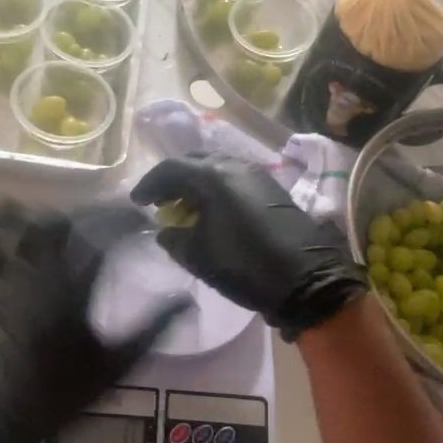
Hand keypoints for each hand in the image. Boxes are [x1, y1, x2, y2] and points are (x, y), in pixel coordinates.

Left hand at [0, 199, 189, 442]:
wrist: (8, 411)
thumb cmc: (65, 391)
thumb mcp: (119, 363)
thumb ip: (155, 328)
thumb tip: (189, 300)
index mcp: (73, 294)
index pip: (102, 241)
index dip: (127, 224)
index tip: (146, 222)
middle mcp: (39, 278)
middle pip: (65, 224)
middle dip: (96, 214)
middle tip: (120, 220)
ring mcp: (11, 279)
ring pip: (29, 227)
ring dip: (58, 216)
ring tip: (82, 222)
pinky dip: (1, 224)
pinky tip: (18, 213)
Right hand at [131, 153, 367, 340]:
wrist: (305, 279)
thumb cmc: (245, 265)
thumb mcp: (198, 255)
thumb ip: (174, 238)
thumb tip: (166, 229)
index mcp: (214, 176)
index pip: (171, 169)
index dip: (149, 185)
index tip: (137, 203)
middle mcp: (236, 166)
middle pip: (194, 162)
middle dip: (173, 180)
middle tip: (159, 201)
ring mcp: (258, 175)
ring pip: (217, 169)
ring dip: (196, 184)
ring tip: (184, 208)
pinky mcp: (272, 190)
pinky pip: (234, 180)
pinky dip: (216, 190)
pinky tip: (212, 213)